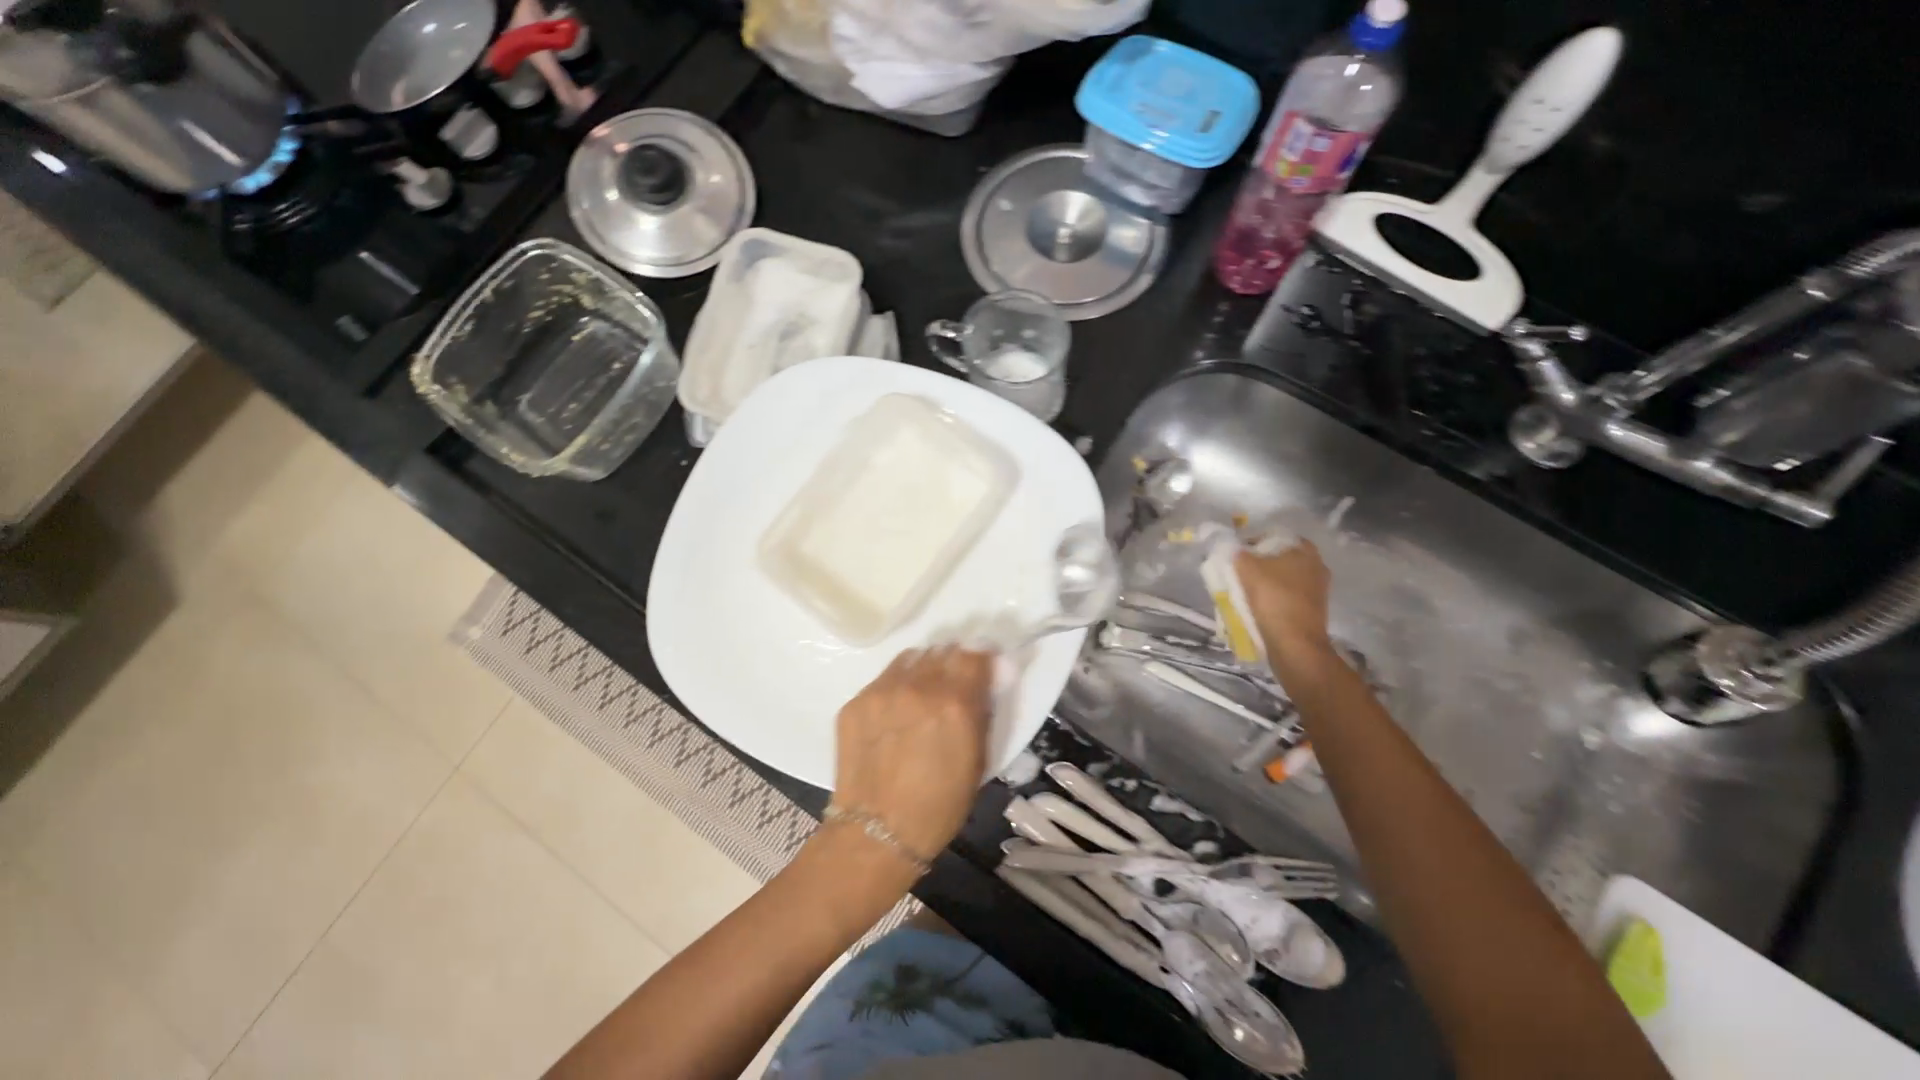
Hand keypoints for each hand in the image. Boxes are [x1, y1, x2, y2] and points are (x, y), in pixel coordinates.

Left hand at [832, 646, 994, 860]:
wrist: (877, 833)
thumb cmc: (939, 806)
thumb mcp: (977, 760)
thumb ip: (982, 713)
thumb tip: (986, 683)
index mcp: (955, 702)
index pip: (975, 654)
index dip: (983, 659)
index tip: (984, 670)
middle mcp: (918, 687)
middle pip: (942, 651)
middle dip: (953, 664)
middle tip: (954, 684)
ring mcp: (881, 692)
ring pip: (911, 659)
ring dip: (923, 670)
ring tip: (922, 696)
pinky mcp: (855, 702)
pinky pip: (883, 679)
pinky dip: (895, 687)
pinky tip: (895, 715)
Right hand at [1236, 541, 1337, 676]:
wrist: (1295, 645)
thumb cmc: (1274, 600)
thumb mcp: (1248, 570)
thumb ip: (1238, 554)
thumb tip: (1233, 548)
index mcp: (1305, 551)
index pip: (1277, 536)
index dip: (1255, 542)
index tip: (1238, 554)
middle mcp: (1317, 567)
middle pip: (1282, 559)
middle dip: (1261, 564)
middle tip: (1240, 572)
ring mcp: (1317, 590)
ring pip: (1285, 579)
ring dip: (1267, 583)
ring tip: (1246, 591)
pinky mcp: (1313, 610)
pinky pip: (1289, 597)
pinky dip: (1275, 599)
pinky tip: (1259, 607)